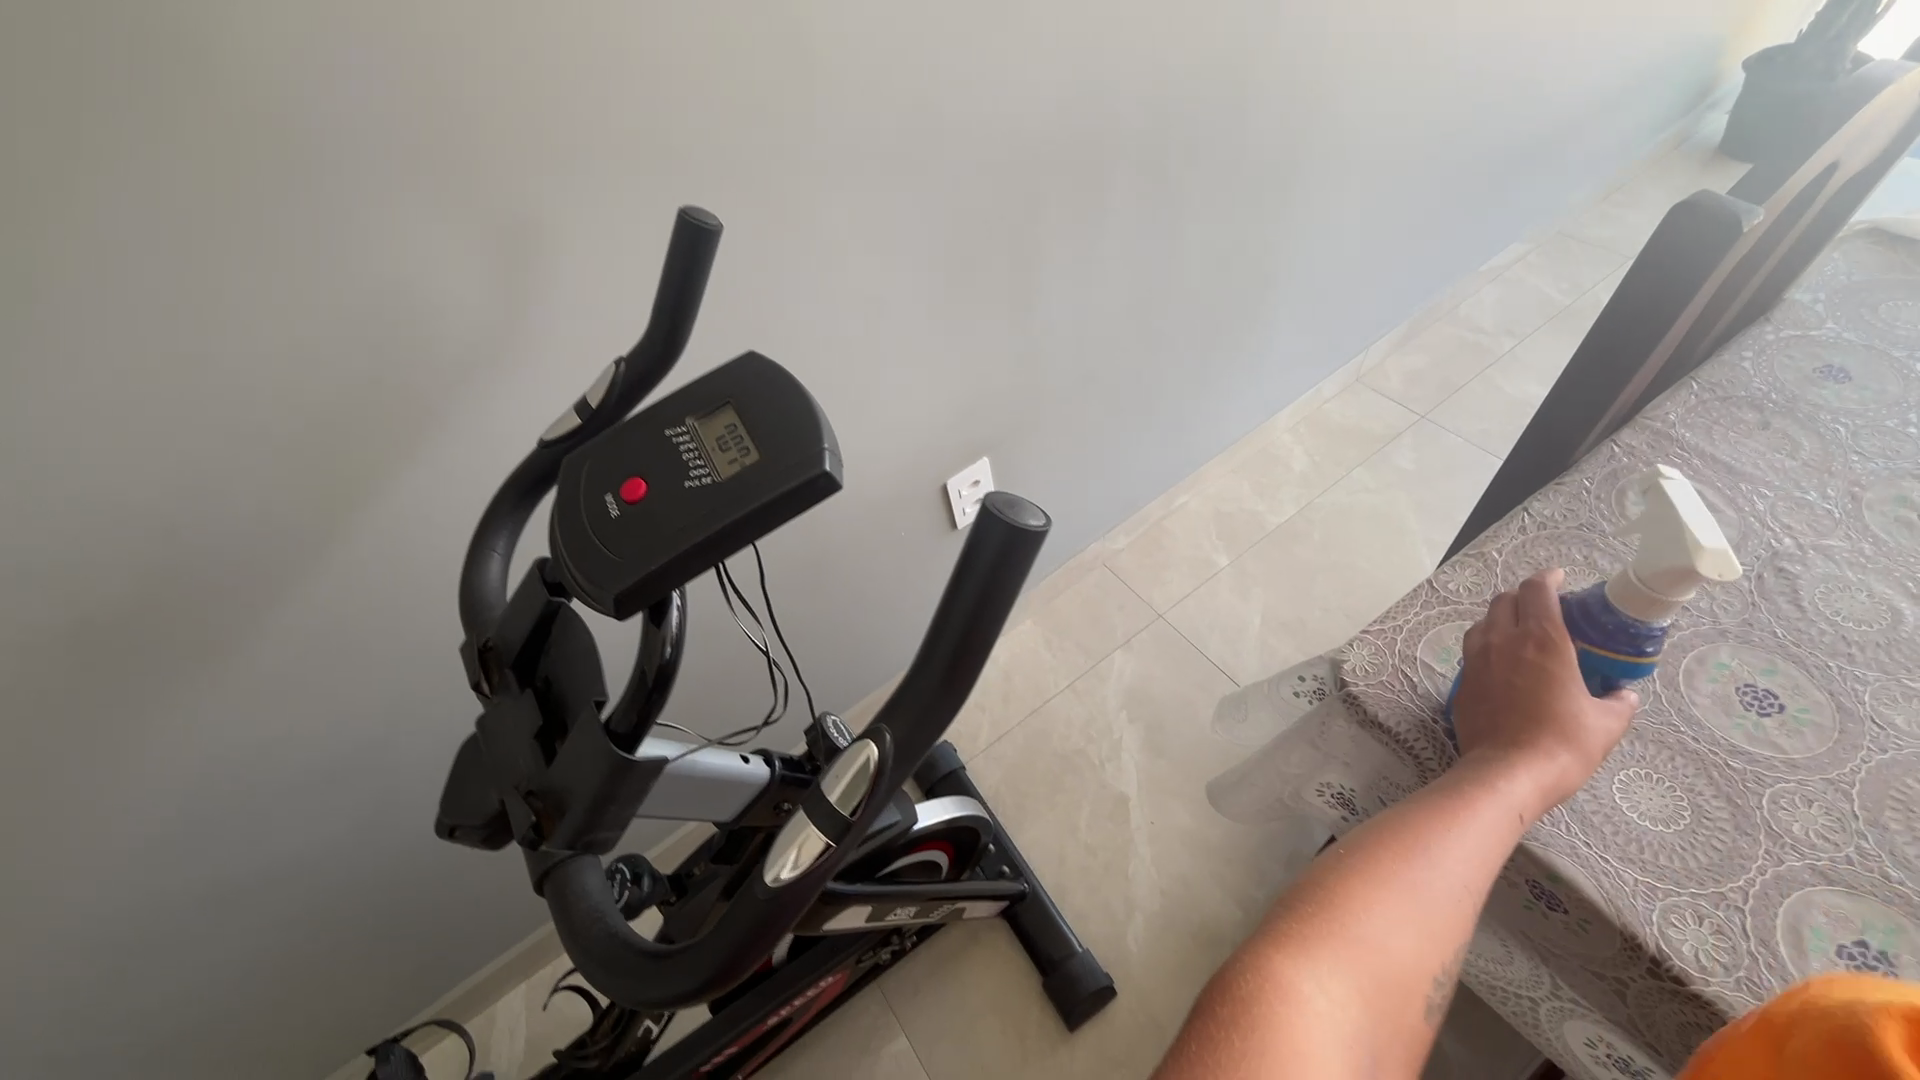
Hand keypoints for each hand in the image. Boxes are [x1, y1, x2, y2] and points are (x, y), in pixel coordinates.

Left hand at [1451, 568, 1637, 821]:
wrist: (1508, 770)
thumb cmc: (1563, 743)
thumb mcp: (1607, 722)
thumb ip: (1618, 701)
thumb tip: (1624, 694)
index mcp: (1541, 640)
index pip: (1536, 591)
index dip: (1547, 579)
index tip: (1558, 578)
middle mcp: (1502, 641)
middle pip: (1504, 601)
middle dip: (1522, 596)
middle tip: (1543, 607)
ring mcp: (1476, 660)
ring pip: (1482, 622)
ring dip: (1499, 618)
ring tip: (1520, 630)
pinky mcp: (1462, 681)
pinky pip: (1472, 650)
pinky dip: (1487, 644)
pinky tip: (1501, 662)